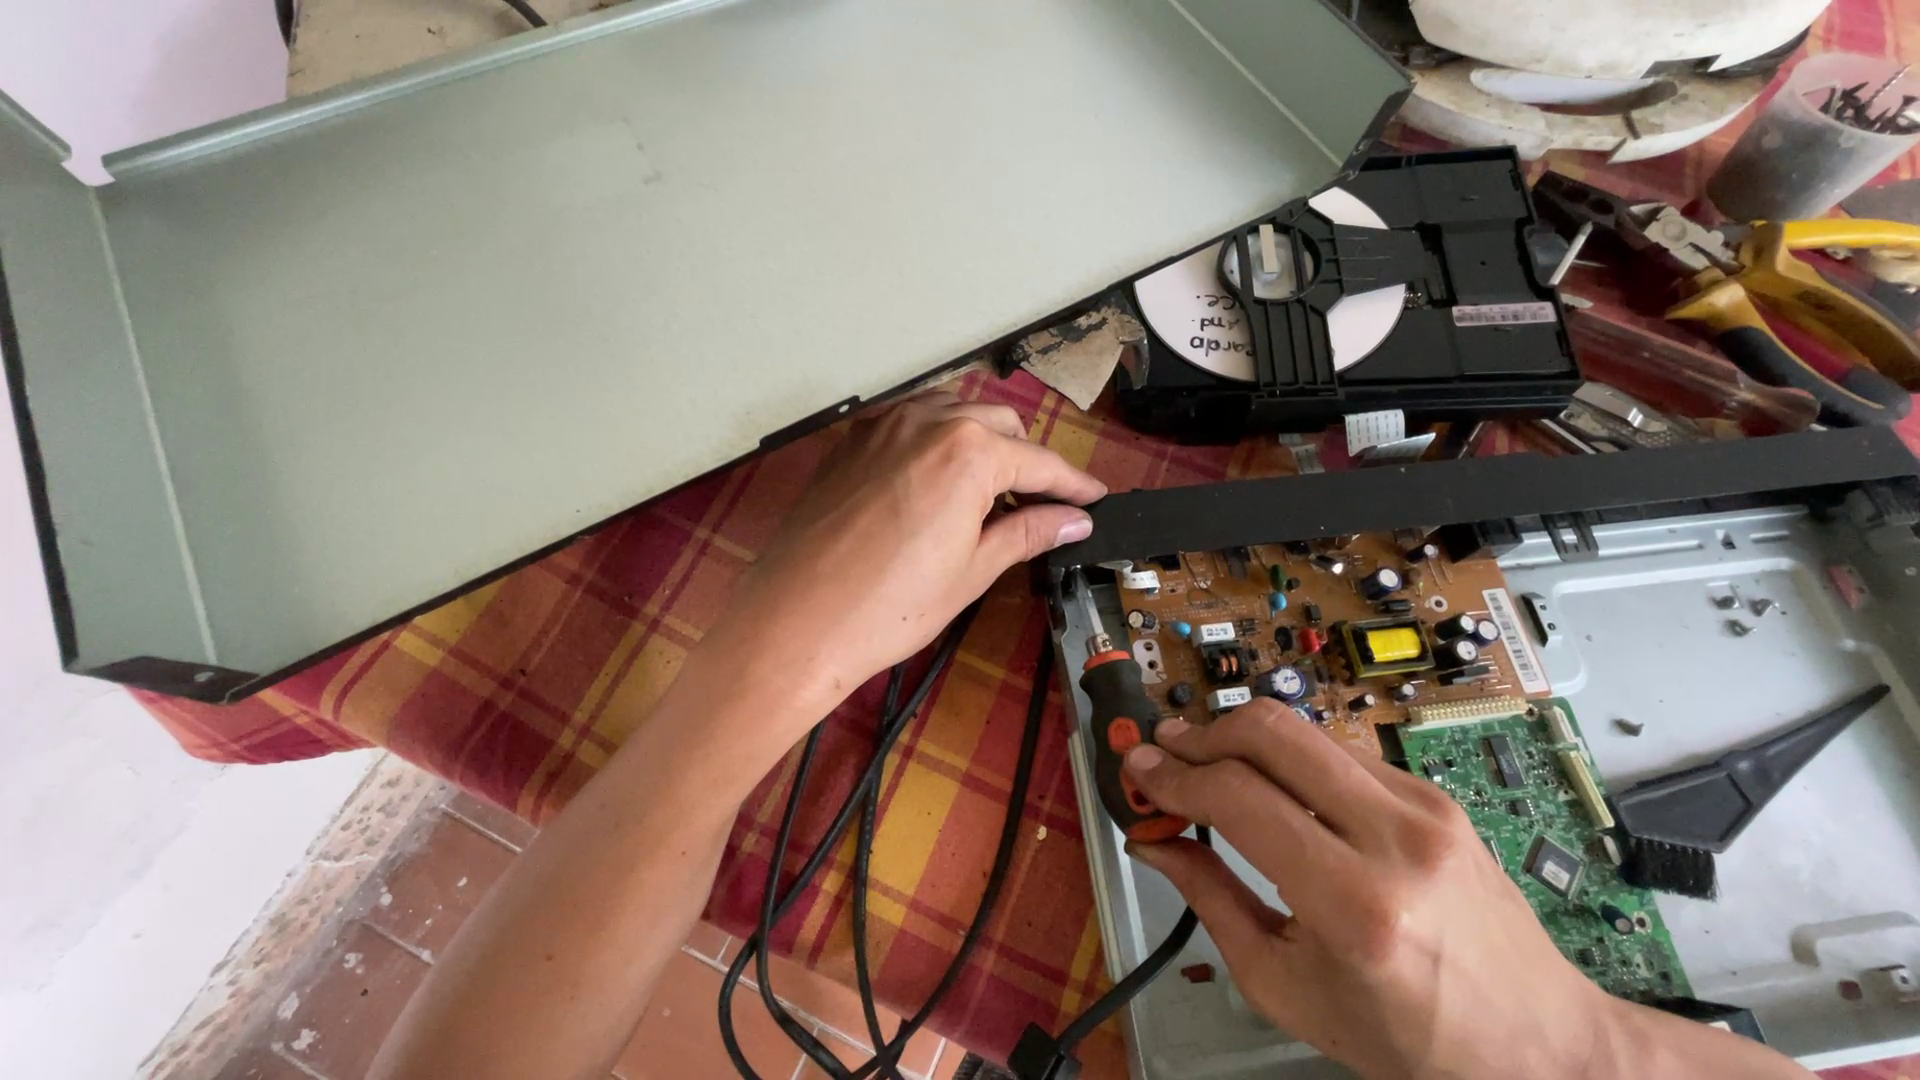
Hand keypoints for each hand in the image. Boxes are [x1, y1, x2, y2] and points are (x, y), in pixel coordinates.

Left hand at [706, 391, 1104, 713]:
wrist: (796, 622)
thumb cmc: (888, 608)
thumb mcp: (972, 571)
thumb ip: (1028, 532)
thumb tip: (1073, 518)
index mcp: (969, 452)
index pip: (1039, 462)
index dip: (1073, 485)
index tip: (1093, 499)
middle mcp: (927, 421)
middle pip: (1000, 425)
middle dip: (1027, 460)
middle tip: (1039, 506)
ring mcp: (882, 426)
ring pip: (953, 413)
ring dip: (982, 442)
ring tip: (989, 492)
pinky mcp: (851, 441)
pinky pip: (910, 423)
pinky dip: (937, 440)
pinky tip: (937, 481)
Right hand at [1121, 701, 1612, 1079]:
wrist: (1537, 1039)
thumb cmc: (1402, 1034)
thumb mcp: (1283, 986)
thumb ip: (1209, 899)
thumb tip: (1152, 840)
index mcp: (1353, 905)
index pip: (1239, 798)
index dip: (1174, 777)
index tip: (1138, 771)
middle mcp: (1395, 839)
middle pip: (1274, 733)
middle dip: (1204, 732)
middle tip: (1166, 750)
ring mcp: (1424, 807)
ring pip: (1304, 730)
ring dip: (1240, 735)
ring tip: (1204, 758)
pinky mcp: (1434, 794)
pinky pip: (1338, 751)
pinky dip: (1287, 756)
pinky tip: (1268, 782)